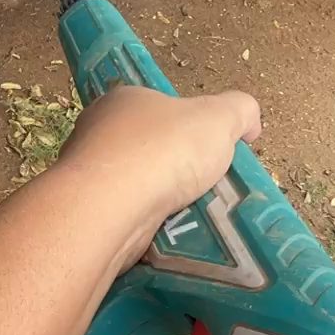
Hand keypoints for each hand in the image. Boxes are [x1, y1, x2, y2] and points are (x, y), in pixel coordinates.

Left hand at [50, 87, 260, 240]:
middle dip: (179, 169)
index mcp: (121, 102)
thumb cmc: (162, 151)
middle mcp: (96, 135)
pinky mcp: (87, 213)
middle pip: (148, 151)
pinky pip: (126, 217)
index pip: (159, 109)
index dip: (190, 127)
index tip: (211, 149)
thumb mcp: (219, 117)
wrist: (108, 207)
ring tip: (192, 212)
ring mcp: (87, 176)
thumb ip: (240, 111)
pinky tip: (167, 232)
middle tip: (206, 185)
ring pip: (137, 188)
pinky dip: (148, 225)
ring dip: (165, 201)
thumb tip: (248, 124)